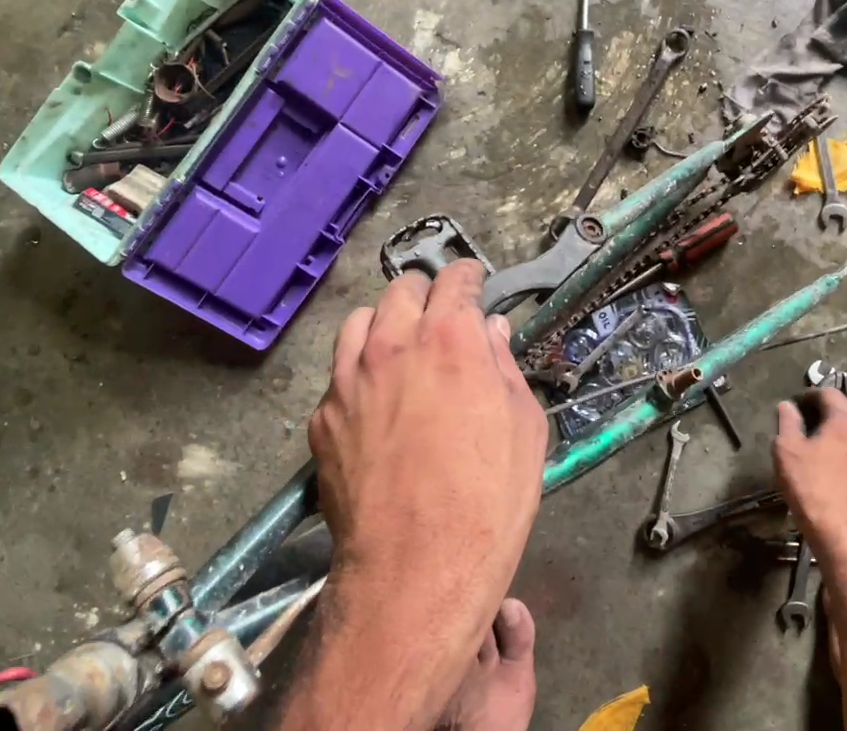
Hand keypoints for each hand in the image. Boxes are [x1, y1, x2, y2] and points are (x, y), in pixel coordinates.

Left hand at [306, 261, 548, 699]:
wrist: (415, 568)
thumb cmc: (487, 500)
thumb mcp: (524, 428)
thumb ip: (504, 367)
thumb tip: (492, 332)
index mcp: (449, 339)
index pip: (455, 280)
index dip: (468, 277)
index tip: (473, 283)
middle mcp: (392, 344)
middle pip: (401, 289)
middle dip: (425, 294)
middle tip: (440, 318)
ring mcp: (348, 379)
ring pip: (359, 321)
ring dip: (384, 323)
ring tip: (400, 349)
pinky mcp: (322, 418)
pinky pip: (338, 373)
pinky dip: (359, 372)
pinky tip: (374, 402)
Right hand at [773, 388, 846, 564]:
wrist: (835, 526)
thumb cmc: (808, 482)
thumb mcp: (787, 448)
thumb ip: (787, 421)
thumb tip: (787, 406)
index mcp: (843, 420)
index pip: (829, 393)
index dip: (808, 394)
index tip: (792, 405)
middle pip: (844, 407)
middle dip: (822, 408)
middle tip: (800, 418)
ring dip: (832, 425)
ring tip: (810, 436)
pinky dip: (840, 442)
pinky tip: (824, 456)